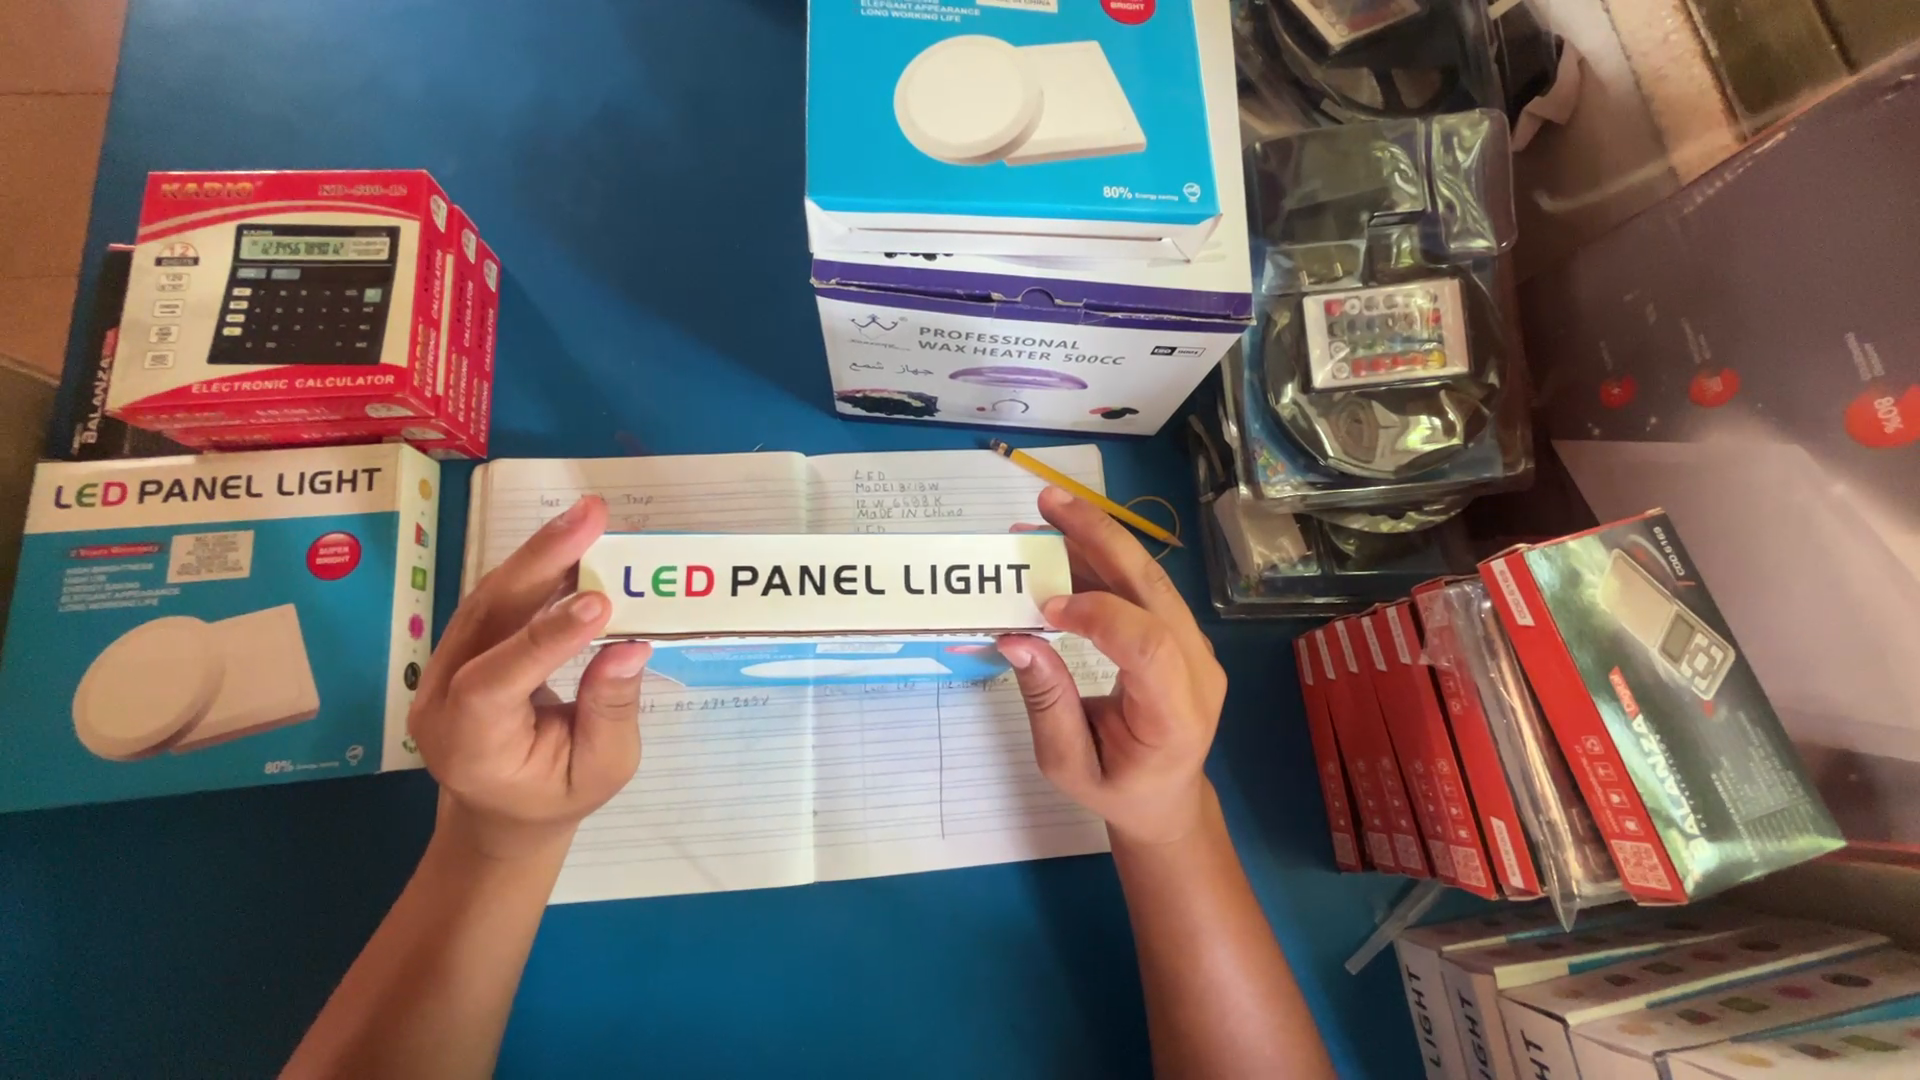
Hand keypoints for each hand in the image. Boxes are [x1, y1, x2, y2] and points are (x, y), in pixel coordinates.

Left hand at [408, 495, 651, 858]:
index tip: (600, 603)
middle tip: (591, 517)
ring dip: (540, 553)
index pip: (493, 682)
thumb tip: (630, 647)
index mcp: (470, 745)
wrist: (502, 808)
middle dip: (540, 562)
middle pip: (483, 618)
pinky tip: (573, 543)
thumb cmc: (556, 796)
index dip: (544, 638)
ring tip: (588, 518)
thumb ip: (610, 712)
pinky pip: (498, 599)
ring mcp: (444, 666)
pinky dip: (538, 567)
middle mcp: (441, 698)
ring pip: (489, 597)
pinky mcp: (463, 646)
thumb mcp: (601, 769)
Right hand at [998, 487, 1225, 846]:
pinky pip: (1143, 587)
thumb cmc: (1117, 789)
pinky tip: (1063, 545)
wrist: (1165, 798)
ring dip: (1097, 539)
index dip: (1100, 615)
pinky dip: (1102, 560)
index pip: (1149, 647)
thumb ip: (1046, 703)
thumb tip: (1015, 638)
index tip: (1046, 607)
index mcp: (1175, 714)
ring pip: (1148, 577)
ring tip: (1047, 513)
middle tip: (1049, 503)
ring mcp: (1194, 645)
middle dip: (1101, 538)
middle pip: (1155, 589)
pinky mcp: (1180, 633)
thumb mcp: (1068, 764)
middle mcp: (1198, 670)